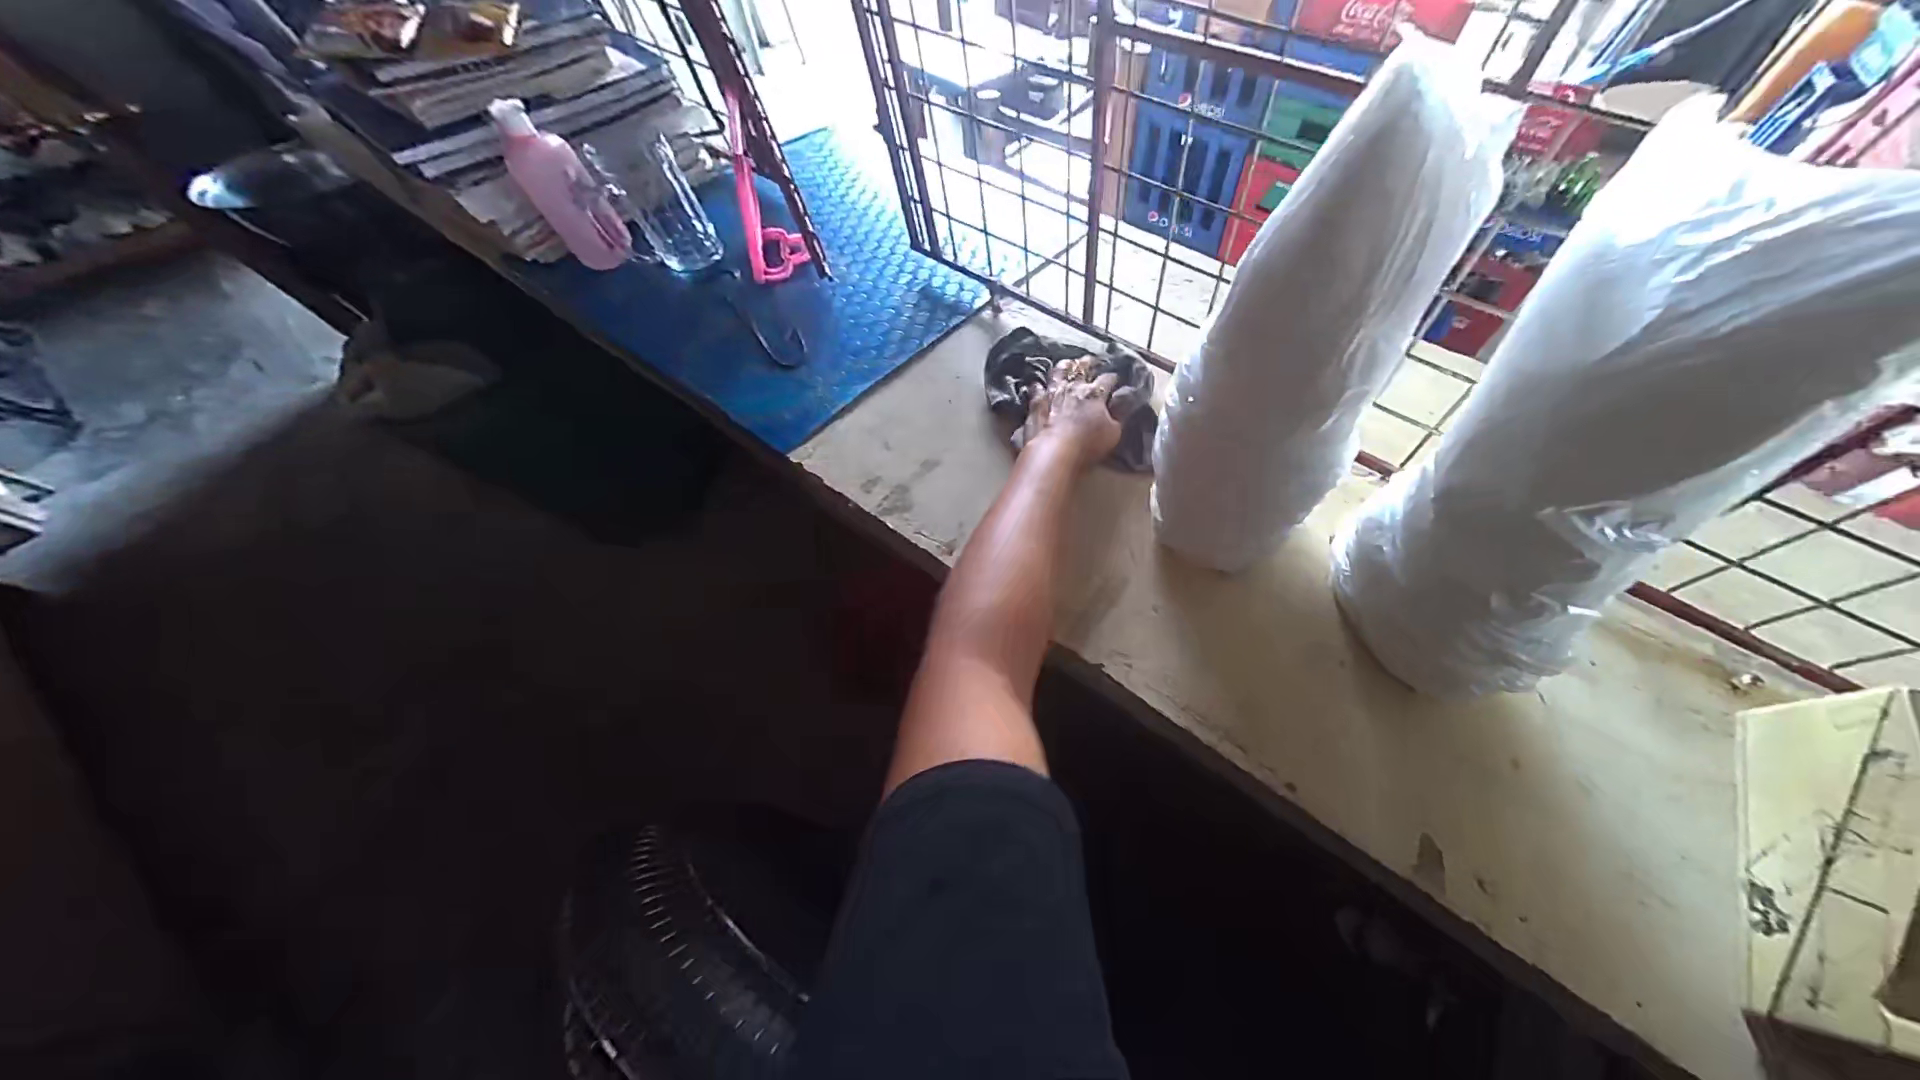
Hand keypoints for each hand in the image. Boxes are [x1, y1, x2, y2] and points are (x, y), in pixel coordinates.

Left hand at [1022, 356, 1122, 468]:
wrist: (1054, 452)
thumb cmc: (1087, 445)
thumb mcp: (1114, 432)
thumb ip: (1118, 415)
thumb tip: (1121, 405)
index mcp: (1095, 394)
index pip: (1107, 379)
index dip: (1112, 378)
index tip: (1114, 379)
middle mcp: (1073, 388)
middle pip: (1082, 368)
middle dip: (1088, 363)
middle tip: (1091, 361)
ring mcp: (1052, 393)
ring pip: (1058, 372)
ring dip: (1063, 367)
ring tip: (1067, 364)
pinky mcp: (1035, 404)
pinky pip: (1036, 389)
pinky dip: (1038, 386)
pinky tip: (1038, 385)